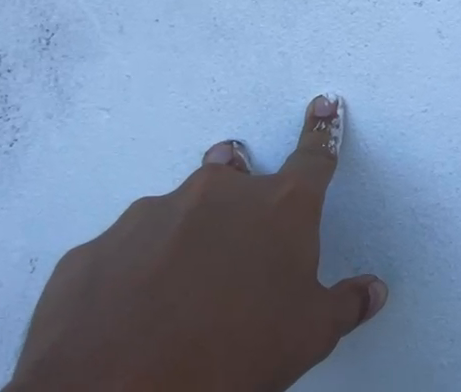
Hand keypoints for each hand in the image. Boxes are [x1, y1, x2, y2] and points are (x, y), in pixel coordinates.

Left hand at [7, 96, 386, 391]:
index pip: (314, 155)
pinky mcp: (89, 255)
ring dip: (184, 229)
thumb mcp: (310, 335)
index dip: (322, 131)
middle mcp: (217, 196)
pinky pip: (119, 252)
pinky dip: (130, 270)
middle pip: (234, 171)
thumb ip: (346, 304)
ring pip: (174, 209)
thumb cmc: (234, 353)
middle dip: (239, 181)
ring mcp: (146, 219)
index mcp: (281, 206)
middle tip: (237, 219)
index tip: (323, 106)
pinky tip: (129, 309)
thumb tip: (372, 292)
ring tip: (179, 275)